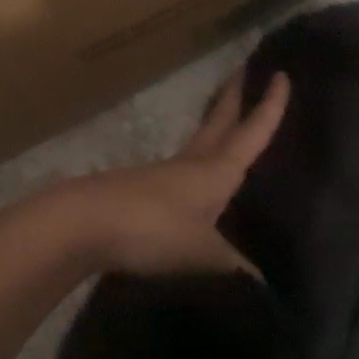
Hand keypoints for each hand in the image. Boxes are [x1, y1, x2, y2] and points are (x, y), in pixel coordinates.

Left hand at [13, 70, 290, 277]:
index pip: (251, 132)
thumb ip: (234, 268)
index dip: (269, 106)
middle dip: (232, 99)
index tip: (281, 73)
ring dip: (213, 131)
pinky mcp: (136, 195)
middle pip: (217, 124)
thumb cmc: (152, 228)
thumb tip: (264, 286)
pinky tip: (191, 188)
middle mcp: (190, 165)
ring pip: (196, 147)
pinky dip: (191, 169)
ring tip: (226, 130)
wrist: (77, 226)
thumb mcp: (202, 254)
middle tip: (243, 72)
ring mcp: (159, 177)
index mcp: (215, 170)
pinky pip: (176, 175)